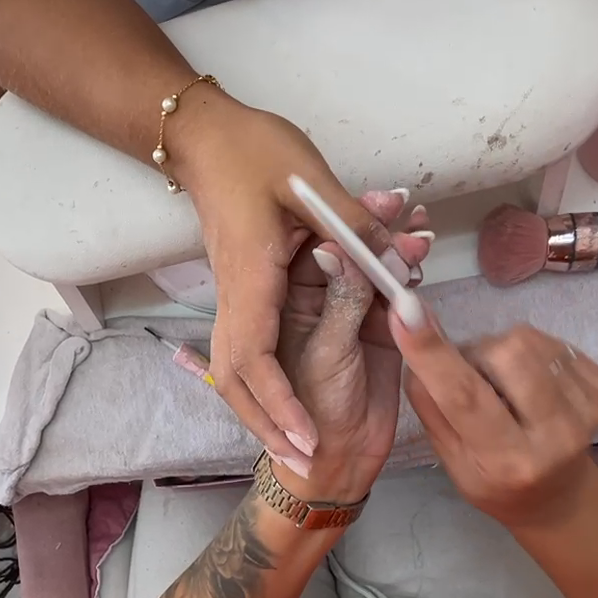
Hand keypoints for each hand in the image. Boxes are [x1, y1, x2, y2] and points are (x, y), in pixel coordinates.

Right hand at [166, 93, 396, 477]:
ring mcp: (232, 294)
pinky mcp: (237, 289)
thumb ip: (354, 225)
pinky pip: (242, 348)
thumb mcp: (308, 181)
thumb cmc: (250, 152)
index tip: (308, 438)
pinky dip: (260, 383)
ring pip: (233, 369)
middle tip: (301, 459)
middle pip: (235, 379)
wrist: (200, 138)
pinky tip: (281, 398)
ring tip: (291, 445)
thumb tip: (397, 255)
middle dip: (266, 424)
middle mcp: (236, 296)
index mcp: (252, 276)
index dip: (280, 404)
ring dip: (260, 412)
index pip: (256, 356)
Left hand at [274, 191, 430, 502]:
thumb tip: (344, 251)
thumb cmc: (318, 409)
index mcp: (281, 305)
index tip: (371, 201)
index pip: (311, 251)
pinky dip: (407, 271)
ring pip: (370, 268)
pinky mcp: (378, 328)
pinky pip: (392, 291)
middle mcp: (311, 302)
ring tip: (418, 224)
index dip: (340, 224)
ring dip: (394, 246)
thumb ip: (341, 303)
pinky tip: (422, 249)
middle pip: (344, 253)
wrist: (346, 459)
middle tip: (403, 204)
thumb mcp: (325, 353)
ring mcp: (346, 312)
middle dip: (373, 230)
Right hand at [392, 314, 597, 529]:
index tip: (405, 311)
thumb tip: (411, 334)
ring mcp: (585, 409)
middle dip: (474, 352)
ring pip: (528, 339)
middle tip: (470, 375)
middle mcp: (553, 435)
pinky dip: (528, 353)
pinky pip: (551, 341)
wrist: (557, 497)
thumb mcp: (449, 458)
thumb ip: (431, 403)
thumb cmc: (491, 481)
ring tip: (499, 381)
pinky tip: (527, 382)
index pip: (463, 396)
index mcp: (506, 460)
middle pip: (506, 353)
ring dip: (499, 349)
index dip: (432, 352)